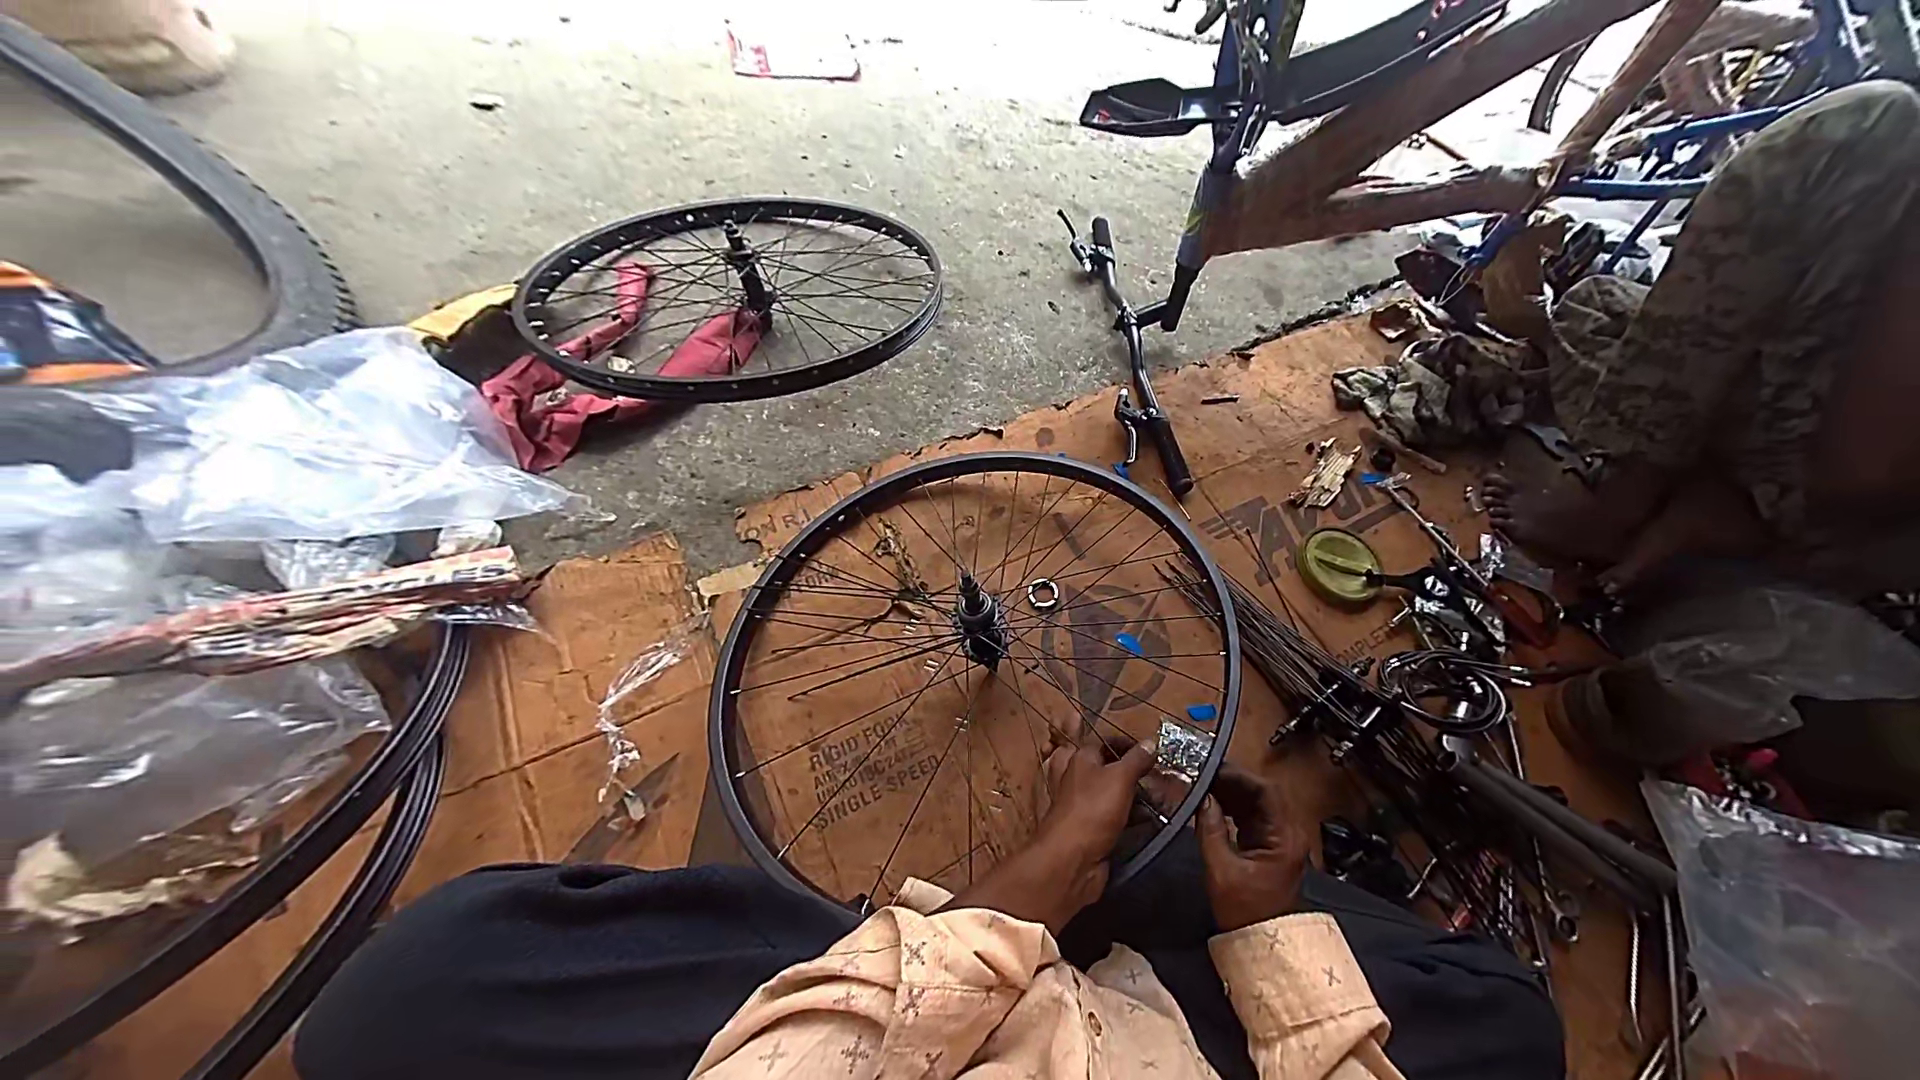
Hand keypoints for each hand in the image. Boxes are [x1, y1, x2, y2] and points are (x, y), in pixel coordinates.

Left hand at [942, 735, 1155, 931]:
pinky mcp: (1094, 828)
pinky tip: (1154, 818)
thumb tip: (1150, 741)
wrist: (1072, 859)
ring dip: (1138, 795)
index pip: (1105, 743)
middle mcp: (1080, 778)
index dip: (1128, 745)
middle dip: (1137, 772)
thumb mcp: (1119, 777)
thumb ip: (1136, 759)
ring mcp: (1086, 805)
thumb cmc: (1093, 809)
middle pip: (1111, 769)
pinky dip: (1134, 815)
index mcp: (1080, 759)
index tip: (1153, 751)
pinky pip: (1118, 815)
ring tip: (1164, 797)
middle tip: (1162, 776)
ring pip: (1116, 793)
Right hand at [1196, 763, 1308, 931]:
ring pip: (1256, 801)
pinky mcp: (1269, 844)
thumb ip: (1209, 829)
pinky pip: (1251, 814)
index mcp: (1284, 837)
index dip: (1238, 776)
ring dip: (1231, 791)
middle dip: (1232, 780)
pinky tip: (1212, 801)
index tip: (1211, 768)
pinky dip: (1232, 805)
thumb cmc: (1246, 912)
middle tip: (1203, 772)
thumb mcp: (1221, 869)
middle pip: (1263, 792)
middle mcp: (1288, 833)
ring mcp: (1279, 838)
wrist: (1263, 945)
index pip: (1266, 791)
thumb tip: (1201, 796)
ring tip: (1203, 783)